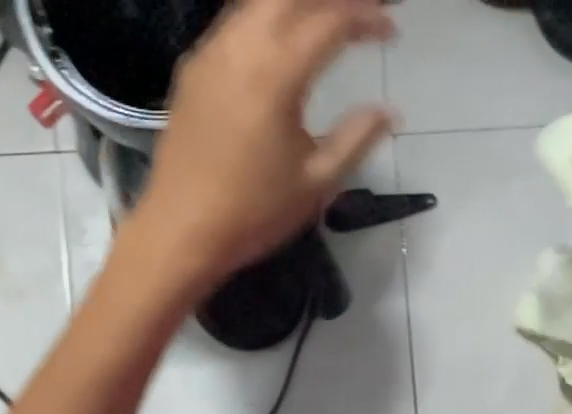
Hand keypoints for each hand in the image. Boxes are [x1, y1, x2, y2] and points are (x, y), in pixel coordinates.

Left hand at [132, 0, 396, 279]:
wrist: (179, 233)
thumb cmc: (252, 214)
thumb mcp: (316, 183)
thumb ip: (356, 139)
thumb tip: (389, 113)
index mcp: (275, 75)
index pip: (329, 21)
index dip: (366, 15)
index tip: (391, 29)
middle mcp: (239, 48)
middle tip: (364, 9)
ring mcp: (210, 54)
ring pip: (258, 2)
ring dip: (297, 4)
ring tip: (328, 17)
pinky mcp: (192, 70)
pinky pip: (234, 22)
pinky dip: (267, 16)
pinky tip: (283, 37)